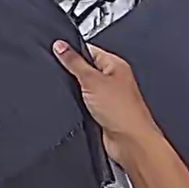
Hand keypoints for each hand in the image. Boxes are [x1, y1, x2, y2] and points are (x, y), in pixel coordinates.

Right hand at [53, 41, 166, 168]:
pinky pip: (85, 103)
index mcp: (115, 65)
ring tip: (77, 95)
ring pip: (84, 88)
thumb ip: (74, 62)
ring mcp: (108, 97)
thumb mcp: (92, 80)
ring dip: (78, 92)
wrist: (130, 141)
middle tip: (66, 75)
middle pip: (86, 69)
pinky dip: (80, 105)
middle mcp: (114, 79)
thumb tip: (61, 46)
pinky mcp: (103, 112)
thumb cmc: (123, 111)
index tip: (58, 51)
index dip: (73, 51)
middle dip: (74, 73)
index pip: (90, 50)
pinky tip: (79, 107)